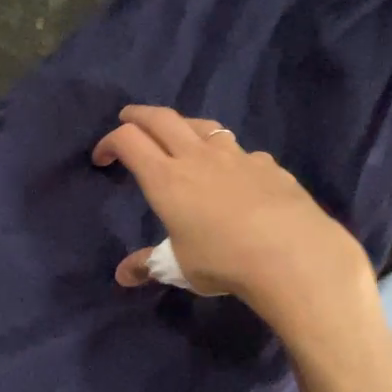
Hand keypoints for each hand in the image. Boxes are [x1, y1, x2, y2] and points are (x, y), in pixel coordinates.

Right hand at [93, 106, 375, 337]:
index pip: (129, 142)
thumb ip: (149, 265)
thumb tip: (123, 275)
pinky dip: (224, 154)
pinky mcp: (265, 164)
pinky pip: (238, 150)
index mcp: (165, 179)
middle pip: (162, 119)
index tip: (102, 157)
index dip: (110, 142)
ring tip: (177, 136)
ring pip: (202, 125)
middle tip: (128, 118)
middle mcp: (197, 157)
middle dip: (140, 115)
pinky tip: (230, 172)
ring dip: (182, 125)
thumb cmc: (220, 259)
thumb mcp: (177, 267)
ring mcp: (235, 156)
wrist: (290, 252)